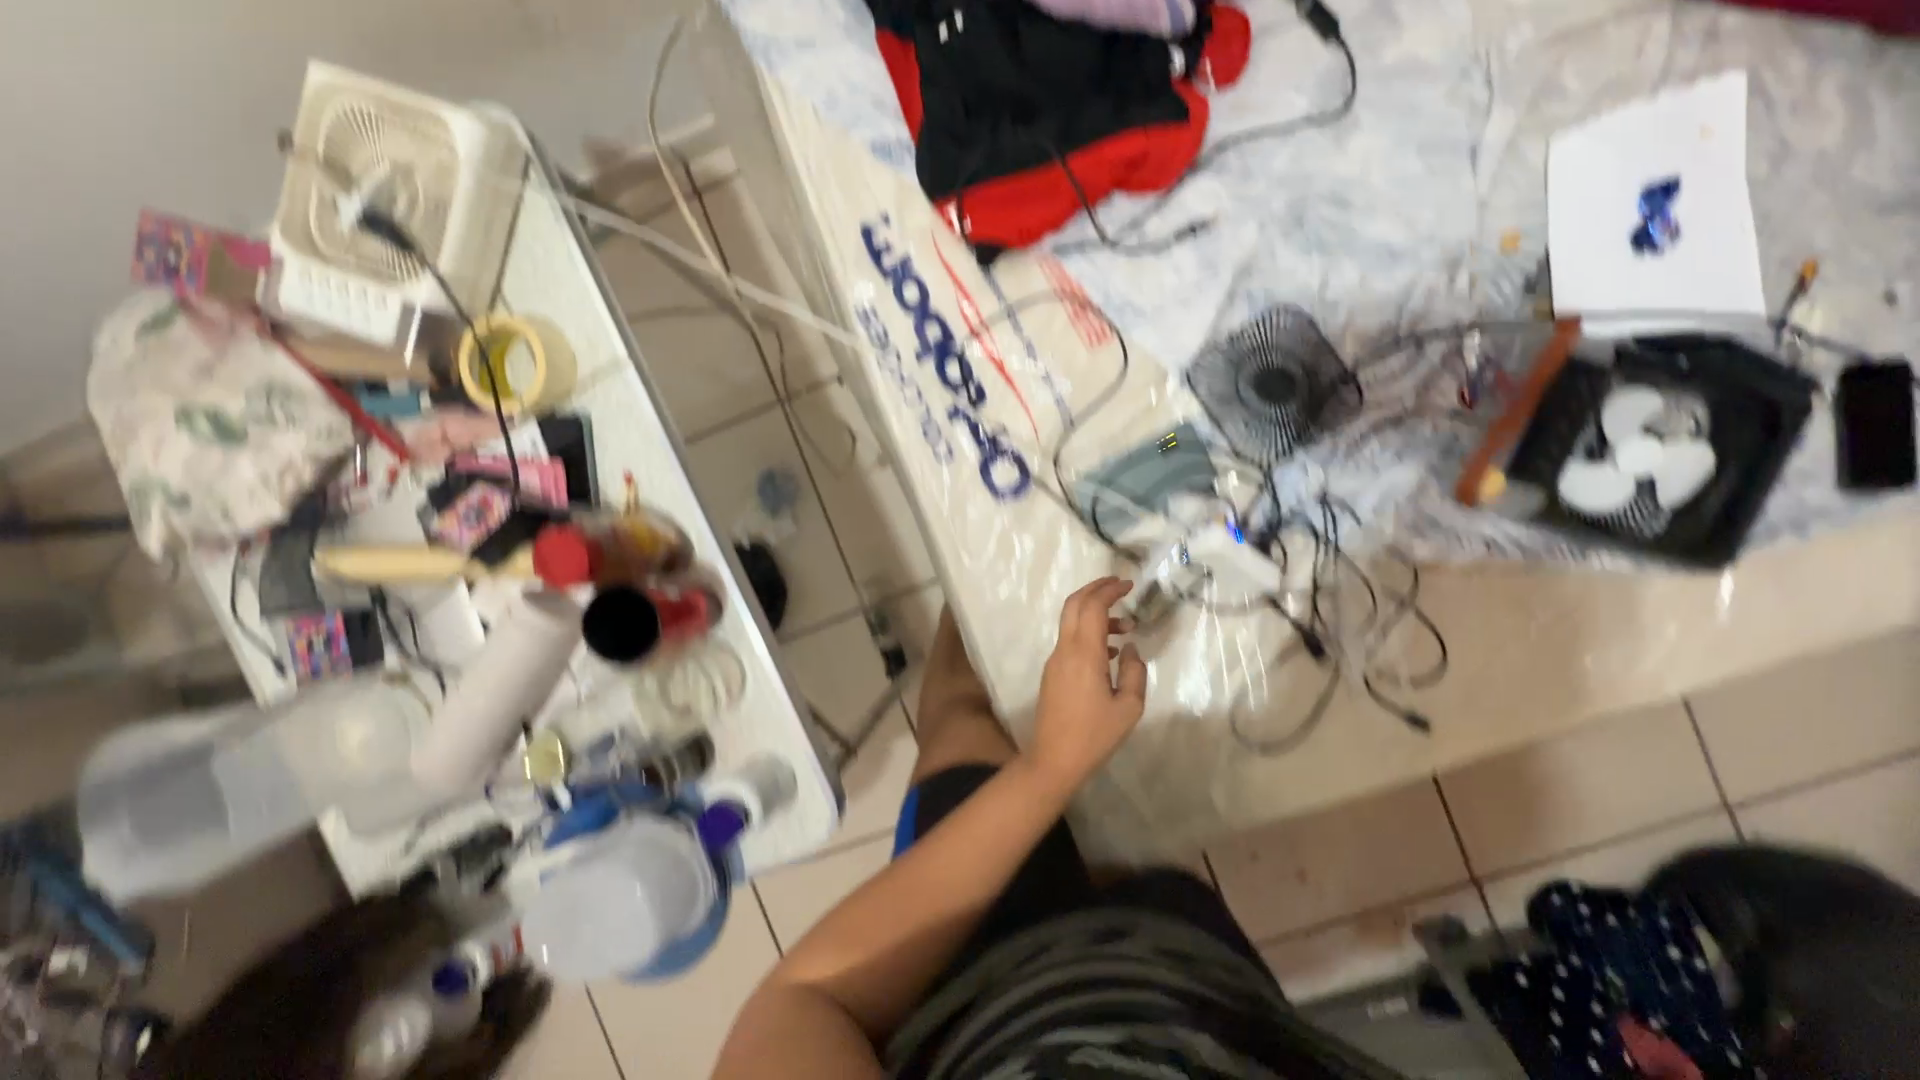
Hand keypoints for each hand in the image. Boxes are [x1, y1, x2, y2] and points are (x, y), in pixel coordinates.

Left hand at [1025, 577, 1147, 792]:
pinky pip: (1070, 641)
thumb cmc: (1094, 736)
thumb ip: (1135, 672)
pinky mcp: (1053, 673)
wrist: (1053, 760)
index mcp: (1084, 654)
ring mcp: (1055, 661)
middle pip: (1074, 605)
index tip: (1129, 584)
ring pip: (1072, 622)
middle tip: (1120, 586)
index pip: (1092, 607)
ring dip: (1095, 614)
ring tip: (1127, 628)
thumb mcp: (1129, 707)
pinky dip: (1089, 634)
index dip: (1109, 590)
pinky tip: (1112, 653)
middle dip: (1096, 589)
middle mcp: (1065, 651)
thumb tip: (1131, 649)